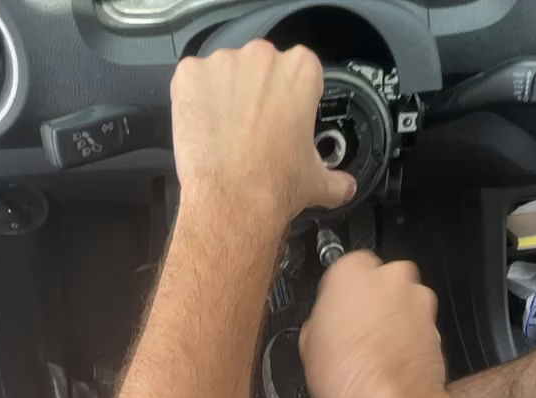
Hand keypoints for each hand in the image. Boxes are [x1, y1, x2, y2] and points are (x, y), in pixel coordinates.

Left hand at [170, 42, 355, 225]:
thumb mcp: (317, 183)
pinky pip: (191, 82)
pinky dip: (195, 103)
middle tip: (254, 134)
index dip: (290, 100)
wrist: (233, 203)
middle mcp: (263, 57)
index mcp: (301, 72)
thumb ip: (336, 178)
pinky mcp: (190, 76)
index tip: (284, 121)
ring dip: (225, 98)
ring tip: (227, 138)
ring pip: (225, 74)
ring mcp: (223, 63)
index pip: (300, 73)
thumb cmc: (274, 187)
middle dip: (256, 96)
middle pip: (260, 68)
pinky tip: (204, 132)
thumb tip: (345, 186)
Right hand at [300, 251, 449, 397]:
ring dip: (391, 322)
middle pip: (377, 284)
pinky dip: (407, 340)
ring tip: (372, 354)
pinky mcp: (436, 325)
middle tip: (352, 334)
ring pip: (401, 304)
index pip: (343, 270)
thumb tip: (323, 330)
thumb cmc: (350, 374)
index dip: (339, 297)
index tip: (335, 314)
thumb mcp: (310, 347)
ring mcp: (418, 299)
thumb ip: (320, 324)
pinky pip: (418, 326)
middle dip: (369, 305)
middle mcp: (390, 276)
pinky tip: (390, 364)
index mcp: (351, 271)